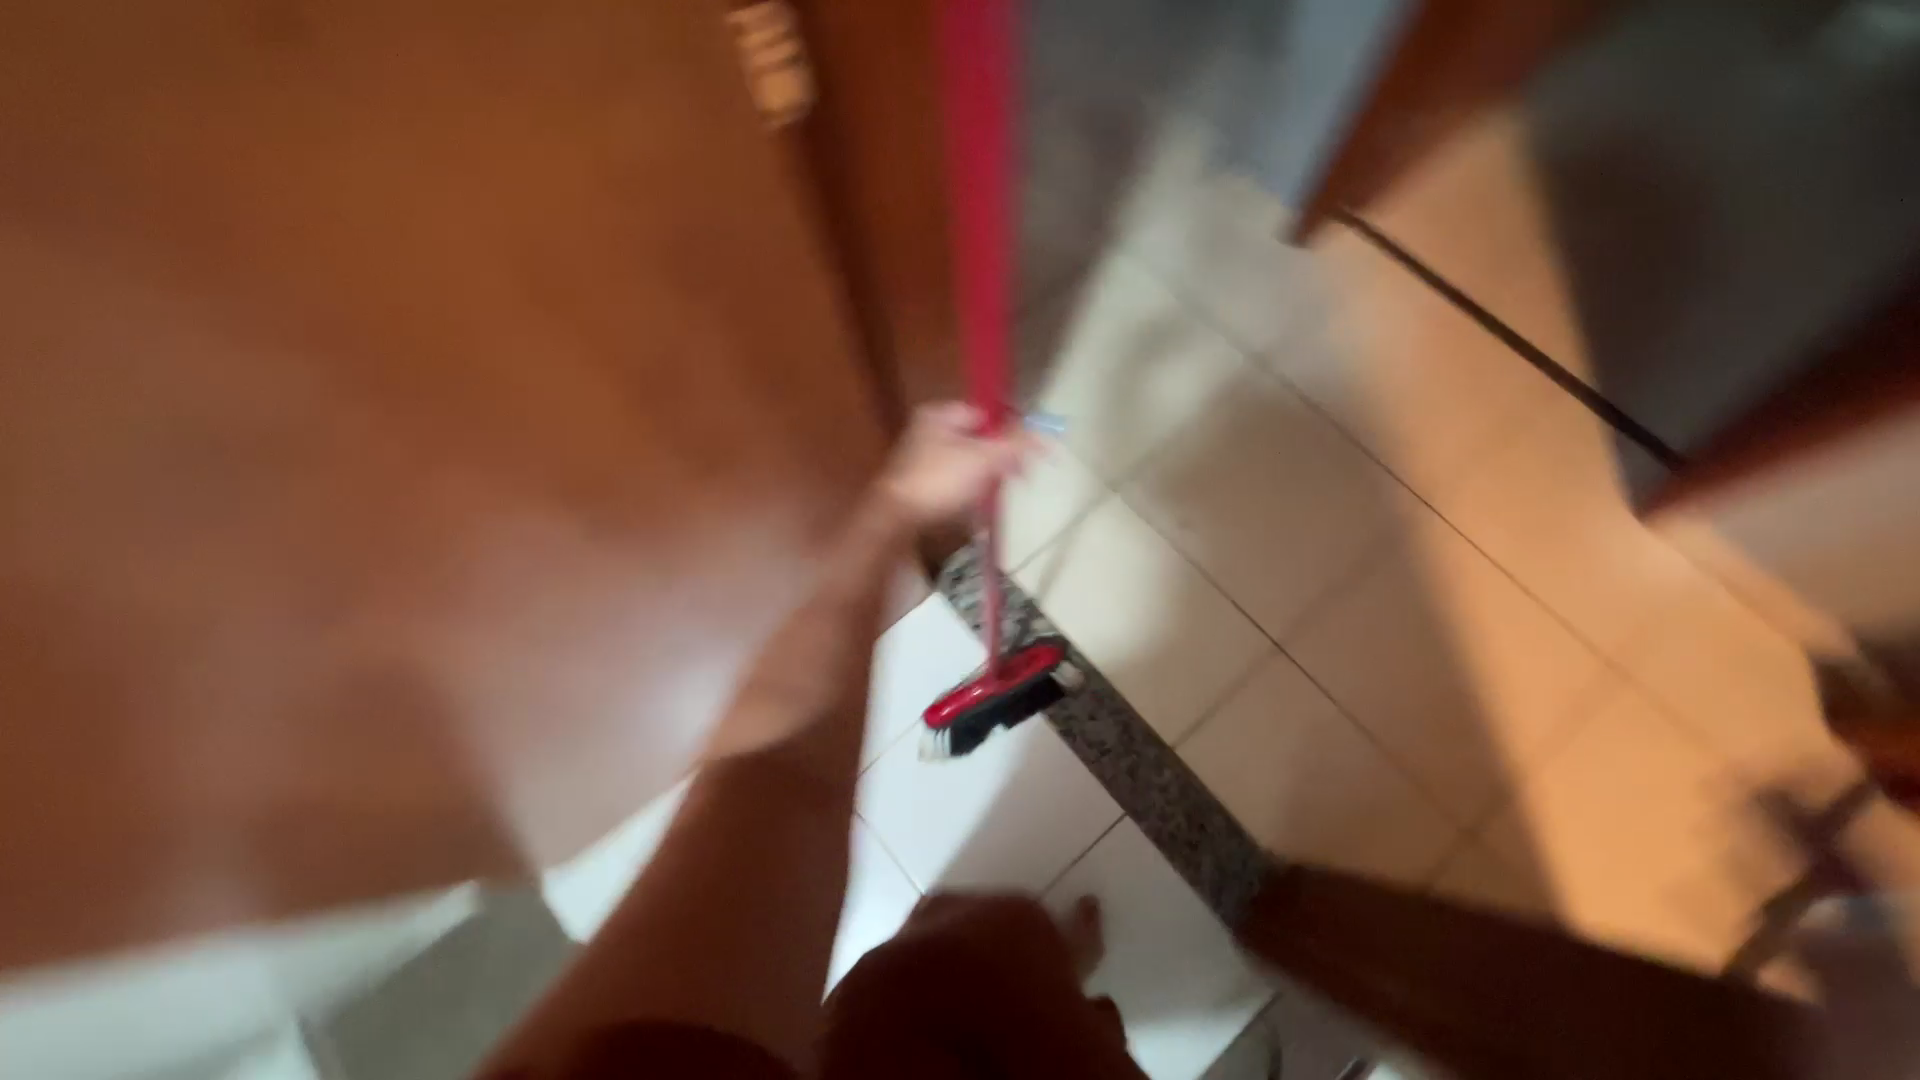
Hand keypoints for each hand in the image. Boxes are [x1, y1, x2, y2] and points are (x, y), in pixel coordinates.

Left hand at [876, 402, 1034, 527]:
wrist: (896, 519)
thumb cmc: (939, 481)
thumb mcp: (983, 458)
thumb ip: (1015, 444)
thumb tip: (1044, 435)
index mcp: (940, 415)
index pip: (986, 414)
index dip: (1009, 432)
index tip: (1026, 455)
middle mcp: (928, 431)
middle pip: (978, 439)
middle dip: (998, 459)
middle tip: (1016, 477)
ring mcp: (922, 459)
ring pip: (968, 463)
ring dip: (985, 479)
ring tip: (994, 493)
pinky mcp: (921, 485)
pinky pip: (955, 483)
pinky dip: (968, 493)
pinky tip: (975, 506)